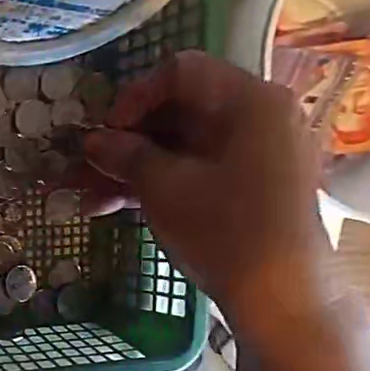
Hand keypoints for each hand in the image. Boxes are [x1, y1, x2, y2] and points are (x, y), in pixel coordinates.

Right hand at [82, 51, 334, 342]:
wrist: (282, 298)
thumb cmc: (226, 230)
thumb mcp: (165, 188)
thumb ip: (125, 155)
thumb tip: (93, 141)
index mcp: (249, 100)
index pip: (181, 72)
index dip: (133, 97)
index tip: (104, 132)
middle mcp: (259, 117)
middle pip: (179, 111)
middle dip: (126, 140)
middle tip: (87, 166)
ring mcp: (257, 154)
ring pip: (183, 147)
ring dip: (133, 168)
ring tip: (87, 196)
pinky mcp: (251, 187)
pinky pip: (197, 171)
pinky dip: (159, 185)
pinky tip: (113, 207)